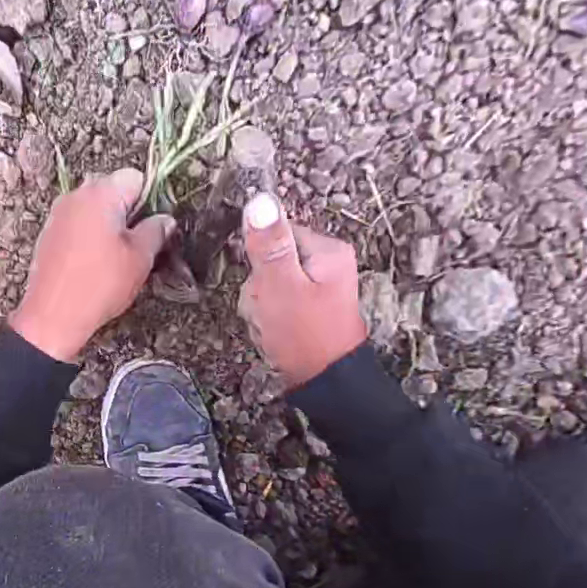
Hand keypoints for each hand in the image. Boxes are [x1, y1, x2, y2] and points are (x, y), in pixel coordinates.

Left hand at [8, 168, 175, 361]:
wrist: (53, 316)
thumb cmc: (100, 284)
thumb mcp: (139, 259)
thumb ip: (156, 231)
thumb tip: (165, 219)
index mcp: (101, 194)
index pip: (136, 177)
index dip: (151, 200)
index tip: (155, 227)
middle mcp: (76, 196)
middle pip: (113, 190)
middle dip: (130, 212)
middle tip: (140, 245)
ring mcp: (59, 214)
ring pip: (96, 208)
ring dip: (111, 225)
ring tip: (118, 258)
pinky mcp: (50, 234)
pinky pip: (79, 223)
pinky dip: (92, 236)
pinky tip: (96, 264)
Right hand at [237, 192, 367, 387]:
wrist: (326, 387)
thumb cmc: (304, 336)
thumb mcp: (280, 286)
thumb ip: (269, 245)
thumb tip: (259, 199)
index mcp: (327, 251)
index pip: (275, 235)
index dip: (259, 262)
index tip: (265, 287)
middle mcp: (326, 263)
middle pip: (270, 260)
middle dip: (260, 290)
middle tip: (270, 313)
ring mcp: (319, 287)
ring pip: (268, 285)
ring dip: (261, 308)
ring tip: (273, 328)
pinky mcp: (310, 308)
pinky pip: (276, 303)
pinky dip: (270, 320)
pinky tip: (276, 336)